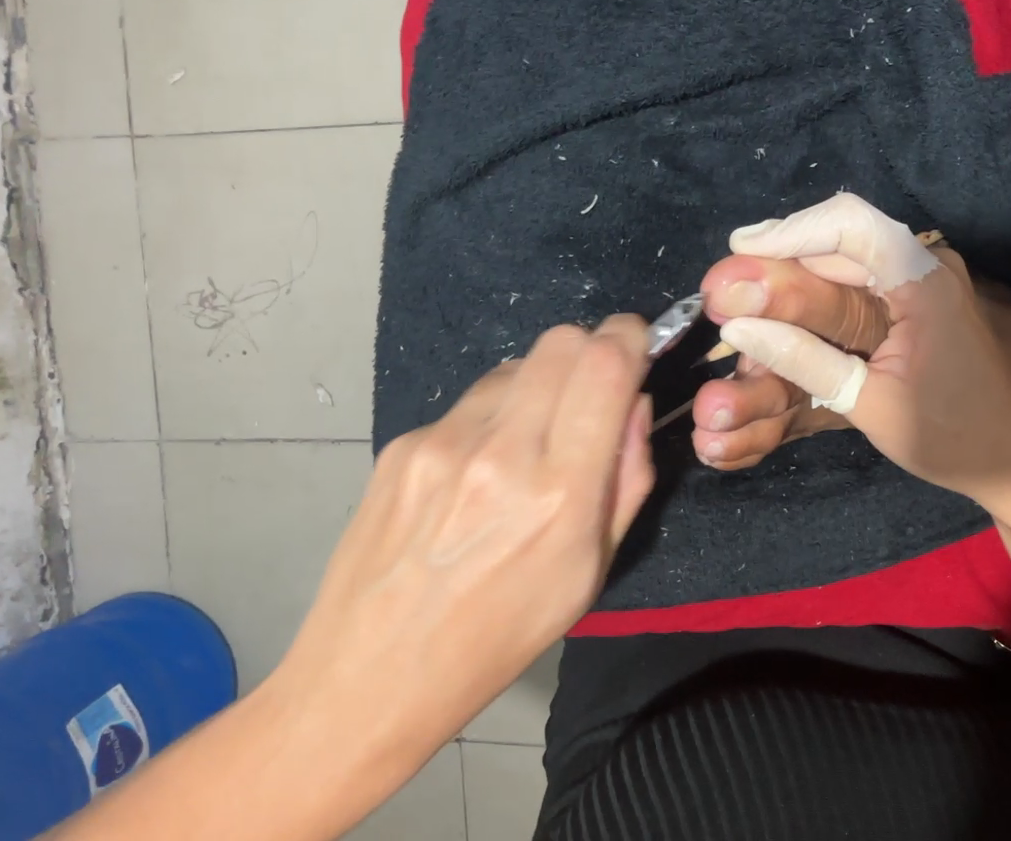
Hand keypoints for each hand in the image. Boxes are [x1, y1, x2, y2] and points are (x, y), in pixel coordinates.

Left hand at [269, 316, 654, 773]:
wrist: (373, 674)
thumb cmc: (504, 632)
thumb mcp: (594, 570)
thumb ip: (628, 477)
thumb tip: (633, 402)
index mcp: (562, 492)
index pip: (606, 365)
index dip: (631, 337)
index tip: (638, 345)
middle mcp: (503, 452)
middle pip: (562, 342)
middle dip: (592, 349)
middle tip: (594, 390)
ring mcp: (444, 443)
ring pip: (516, 366)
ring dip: (543, 383)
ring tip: (531, 440)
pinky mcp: (403, 444)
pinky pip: (471, 400)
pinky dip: (495, 414)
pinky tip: (478, 469)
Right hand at [695, 251, 1010, 470]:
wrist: (1005, 460)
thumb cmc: (946, 438)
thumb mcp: (868, 403)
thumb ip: (803, 358)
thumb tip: (735, 325)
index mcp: (926, 282)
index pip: (850, 226)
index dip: (789, 232)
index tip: (738, 252)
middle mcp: (929, 263)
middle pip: (843, 236)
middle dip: (780, 256)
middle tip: (722, 286)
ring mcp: (927, 275)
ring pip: (848, 251)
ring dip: (794, 268)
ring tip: (741, 292)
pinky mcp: (919, 293)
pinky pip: (861, 271)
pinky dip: (818, 284)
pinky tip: (781, 301)